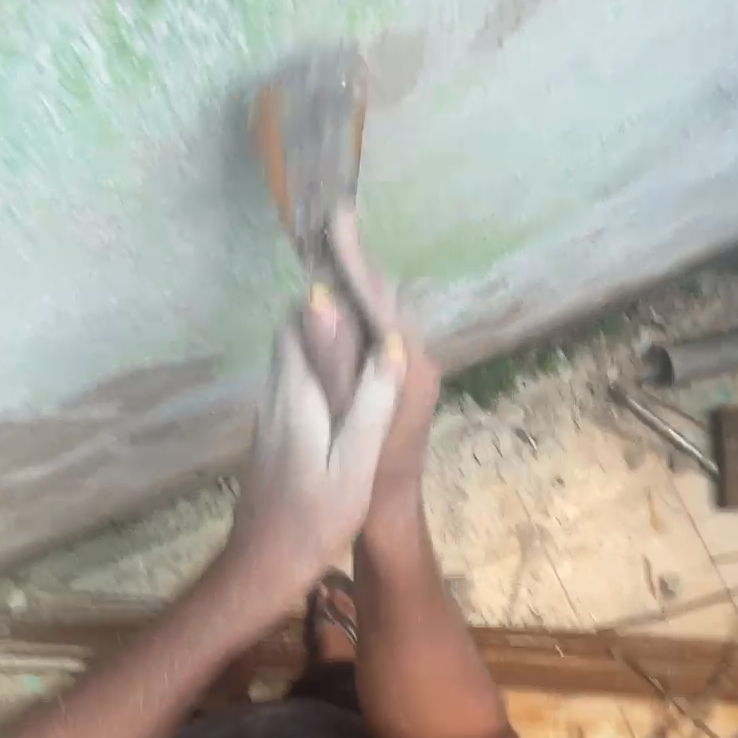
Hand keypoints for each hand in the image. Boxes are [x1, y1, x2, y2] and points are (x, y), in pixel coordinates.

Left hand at [224, 300, 403, 607]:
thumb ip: (370, 404)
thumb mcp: (354, 465)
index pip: (298, 323)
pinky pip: (292, 385)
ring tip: (368, 347)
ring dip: (321, 345)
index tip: (363, 291)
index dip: (327, 300)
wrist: (263, 565)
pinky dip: (317, 374)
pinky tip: (347, 392)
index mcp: (296, 397)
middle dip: (326, 317)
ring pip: (290, 360)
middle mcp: (275, 398)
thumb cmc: (315, 520)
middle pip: (291, 336)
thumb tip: (391, 345)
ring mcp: (269, 418)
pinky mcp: (272, 437)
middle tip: (374, 317)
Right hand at [323, 213, 440, 507]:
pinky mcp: (404, 380)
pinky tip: (334, 304)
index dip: (353, 259)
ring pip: (385, 313)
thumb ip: (334, 360)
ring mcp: (415, 371)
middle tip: (326, 228)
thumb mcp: (346, 418)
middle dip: (355, 264)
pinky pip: (380, 332)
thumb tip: (316, 298)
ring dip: (357, 284)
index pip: (379, 300)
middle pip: (385, 299)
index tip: (335, 219)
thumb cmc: (368, 478)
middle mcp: (420, 361)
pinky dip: (358, 312)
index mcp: (410, 368)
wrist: (391, 517)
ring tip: (327, 253)